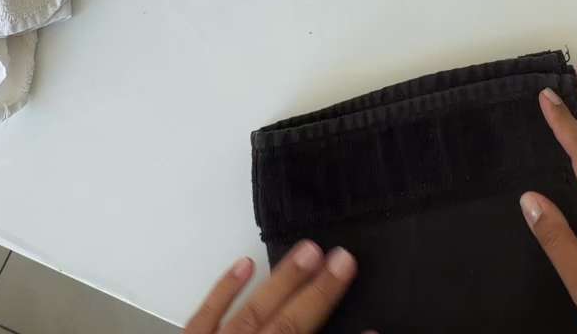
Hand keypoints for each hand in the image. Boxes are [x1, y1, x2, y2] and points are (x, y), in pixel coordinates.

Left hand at [185, 240, 361, 333]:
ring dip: (283, 281)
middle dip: (318, 293)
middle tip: (344, 259)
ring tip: (309, 250)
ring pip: (253, 313)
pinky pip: (205, 318)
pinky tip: (245, 264)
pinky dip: (224, 290)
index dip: (344, 333)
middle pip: (287, 326)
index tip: (372, 325)